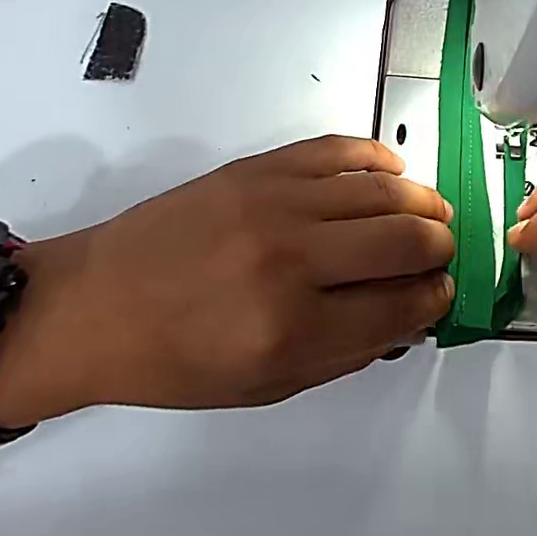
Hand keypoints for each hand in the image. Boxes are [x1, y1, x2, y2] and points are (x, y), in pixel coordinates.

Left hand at [0, 136, 455, 423]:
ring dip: (423, 202)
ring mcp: (275, 202)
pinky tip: (395, 173)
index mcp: (291, 331)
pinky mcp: (259, 167)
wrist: (95, 304)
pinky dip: (379, 159)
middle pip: (405, 240)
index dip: (434, 298)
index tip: (441, 292)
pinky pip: (340, 149)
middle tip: (441, 252)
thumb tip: (409, 314)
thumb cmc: (177, 361)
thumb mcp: (265, 386)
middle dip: (440, 247)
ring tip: (432, 213)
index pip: (400, 306)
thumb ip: (348, 352)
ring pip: (384, 191)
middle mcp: (292, 260)